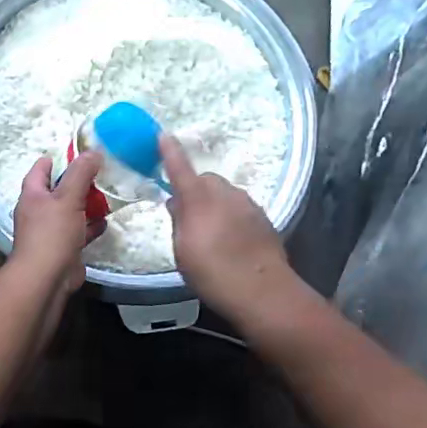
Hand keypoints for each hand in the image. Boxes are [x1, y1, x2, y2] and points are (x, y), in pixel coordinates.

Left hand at [11, 151, 105, 294]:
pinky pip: (78, 231)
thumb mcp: (68, 198)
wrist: (46, 277)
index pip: (40, 169)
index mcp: (33, 194)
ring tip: (107, 195)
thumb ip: (80, 174)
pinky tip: (105, 222)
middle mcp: (38, 211)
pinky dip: (90, 226)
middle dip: (77, 182)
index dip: (57, 158)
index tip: (77, 151)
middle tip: (100, 172)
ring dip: (86, 204)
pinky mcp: (62, 248)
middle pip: (58, 190)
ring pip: (69, 211)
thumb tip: (92, 151)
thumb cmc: (52, 233)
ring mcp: (49, 231)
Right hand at [160, 135, 316, 321]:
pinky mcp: (264, 219)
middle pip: (206, 180)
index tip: (163, 136)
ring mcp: (248, 205)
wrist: (261, 291)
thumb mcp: (181, 250)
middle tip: (185, 213)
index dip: (170, 153)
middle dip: (194, 188)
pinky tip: (230, 239)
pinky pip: (240, 207)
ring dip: (214, 202)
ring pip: (224, 193)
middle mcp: (225, 195)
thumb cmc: (211, 273)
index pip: (180, 169)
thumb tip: (176, 202)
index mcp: (199, 201)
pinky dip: (230, 214)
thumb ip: (178, 221)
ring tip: (208, 231)